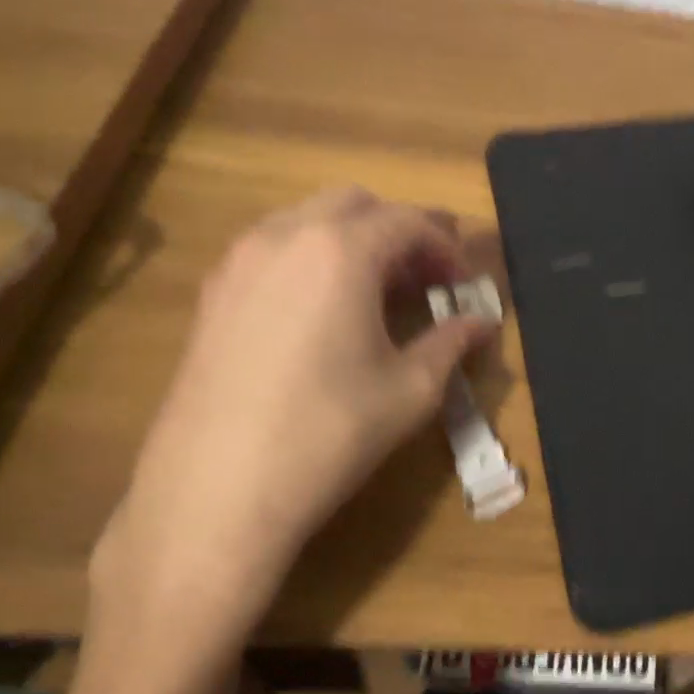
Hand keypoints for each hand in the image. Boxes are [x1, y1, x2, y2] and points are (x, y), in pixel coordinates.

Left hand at [92, 189, 495, 632]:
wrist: (217, 490)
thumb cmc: (330, 432)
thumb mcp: (410, 389)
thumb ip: (450, 343)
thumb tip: (481, 324)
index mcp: (341, 250)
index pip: (409, 222)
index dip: (447, 247)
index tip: (465, 284)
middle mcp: (285, 237)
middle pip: (356, 204)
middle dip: (400, 230)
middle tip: (428, 276)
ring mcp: (239, 262)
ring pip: (308, 219)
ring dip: (354, 239)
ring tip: (380, 291)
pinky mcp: (212, 294)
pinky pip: (273, 249)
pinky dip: (312, 258)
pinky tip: (327, 310)